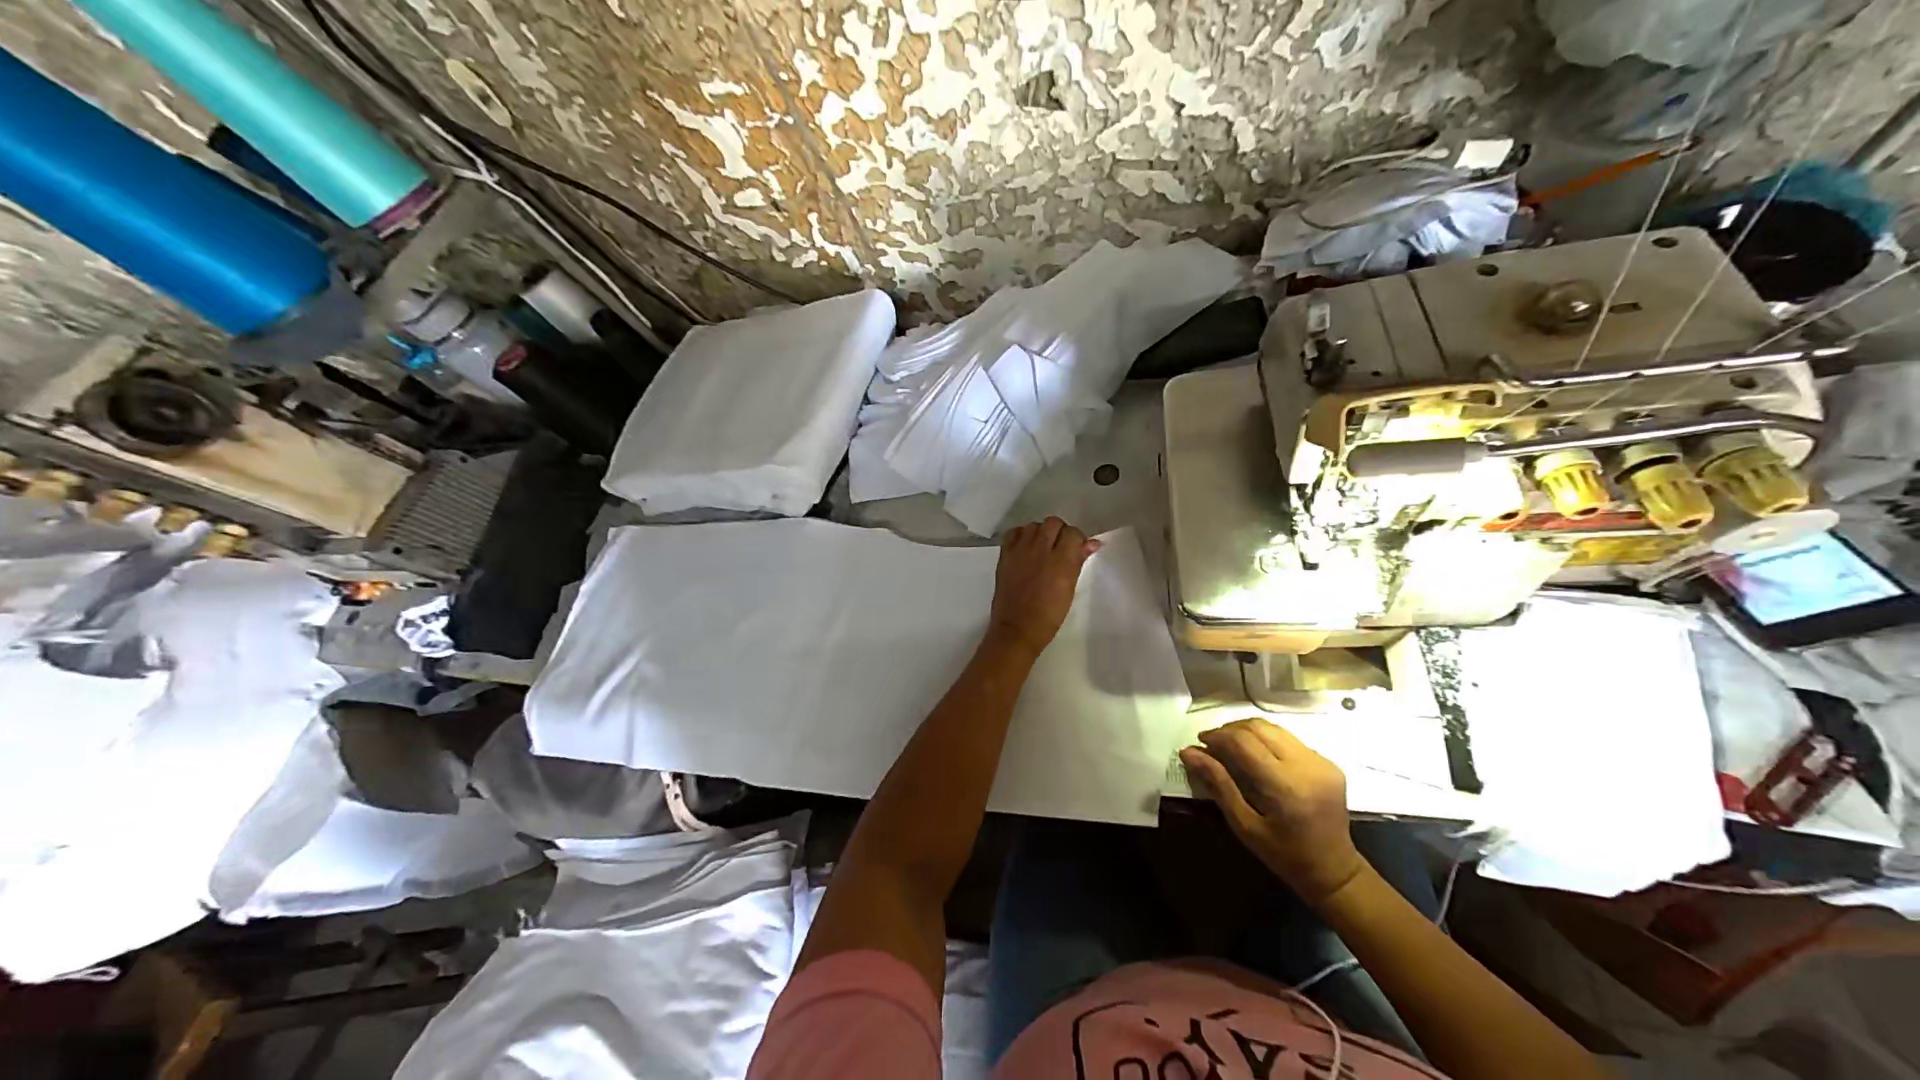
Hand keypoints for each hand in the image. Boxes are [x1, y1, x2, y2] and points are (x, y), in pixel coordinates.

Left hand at [988, 516, 1100, 657]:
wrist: (1017, 628)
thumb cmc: (1049, 615)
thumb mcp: (1069, 588)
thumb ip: (1078, 561)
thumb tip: (1092, 543)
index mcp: (1061, 560)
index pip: (1073, 533)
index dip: (1076, 540)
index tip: (1075, 550)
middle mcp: (1041, 549)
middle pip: (1053, 523)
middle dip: (1059, 532)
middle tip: (1059, 548)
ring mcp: (1020, 550)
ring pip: (1034, 525)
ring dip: (1040, 533)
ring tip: (1041, 549)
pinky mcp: (1005, 554)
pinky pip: (1014, 532)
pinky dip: (1021, 536)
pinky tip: (1025, 548)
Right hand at [1180, 719, 1365, 905]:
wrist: (1333, 869)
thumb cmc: (1284, 854)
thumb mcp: (1244, 825)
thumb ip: (1218, 784)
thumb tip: (1189, 752)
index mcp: (1285, 786)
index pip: (1243, 742)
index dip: (1217, 736)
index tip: (1200, 743)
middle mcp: (1306, 766)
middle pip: (1258, 728)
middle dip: (1229, 730)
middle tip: (1212, 744)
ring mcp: (1321, 762)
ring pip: (1274, 728)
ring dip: (1247, 731)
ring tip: (1230, 746)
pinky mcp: (1328, 762)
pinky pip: (1289, 739)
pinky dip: (1266, 740)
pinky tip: (1257, 756)